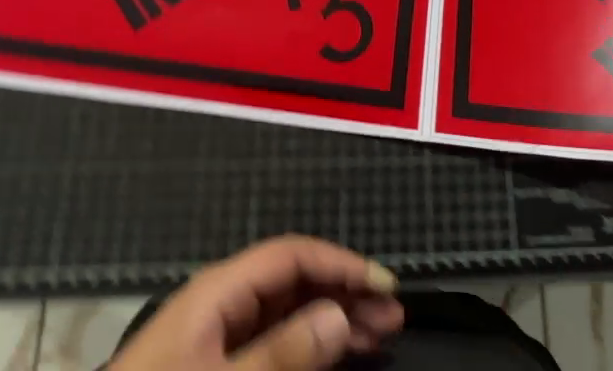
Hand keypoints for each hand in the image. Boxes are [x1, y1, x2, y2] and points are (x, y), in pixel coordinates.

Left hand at [110, 235, 404, 370]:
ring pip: (290, 310)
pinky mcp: (219, 358)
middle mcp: (222, 301)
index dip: (340, 264)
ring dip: (336, 318)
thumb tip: (339, 315)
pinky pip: (277, 337)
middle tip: (394, 315)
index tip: (385, 286)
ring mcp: (220, 331)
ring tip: (382, 333)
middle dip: (345, 291)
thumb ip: (282, 352)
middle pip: (294, 280)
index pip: (291, 255)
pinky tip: (341, 352)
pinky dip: (313, 341)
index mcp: (219, 289)